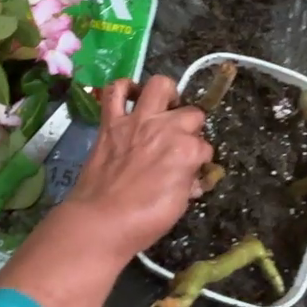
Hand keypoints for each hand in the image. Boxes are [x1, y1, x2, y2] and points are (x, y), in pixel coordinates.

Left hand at [65, 76, 211, 257]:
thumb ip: (188, 181)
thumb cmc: (145, 219)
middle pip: (191, 113)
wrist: (102, 220)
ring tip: (165, 108)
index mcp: (186, 150)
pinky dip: (123, 88)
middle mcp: (165, 127)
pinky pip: (114, 91)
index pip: (204, 147)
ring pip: (159, 85)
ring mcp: (136, 120)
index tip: (193, 168)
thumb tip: (191, 175)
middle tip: (181, 141)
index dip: (200, 158)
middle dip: (191, 127)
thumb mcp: (180, 204)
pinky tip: (131, 95)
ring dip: (167, 94)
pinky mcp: (110, 122)